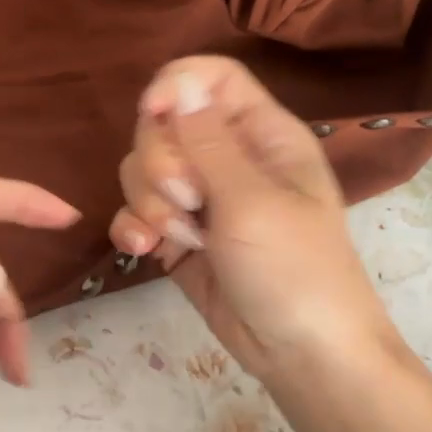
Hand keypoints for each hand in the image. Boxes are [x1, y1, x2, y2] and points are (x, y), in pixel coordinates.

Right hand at [108, 55, 398, 380]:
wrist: (298, 352)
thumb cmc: (294, 269)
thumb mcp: (251, 200)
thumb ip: (207, 141)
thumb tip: (178, 82)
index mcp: (261, 135)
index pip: (209, 79)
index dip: (173, 87)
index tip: (149, 116)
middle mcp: (226, 158)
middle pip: (161, 127)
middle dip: (158, 165)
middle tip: (188, 203)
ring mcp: (198, 199)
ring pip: (140, 172)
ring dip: (148, 204)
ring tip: (181, 239)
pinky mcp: (174, 234)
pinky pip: (134, 212)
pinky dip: (133, 229)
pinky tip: (145, 252)